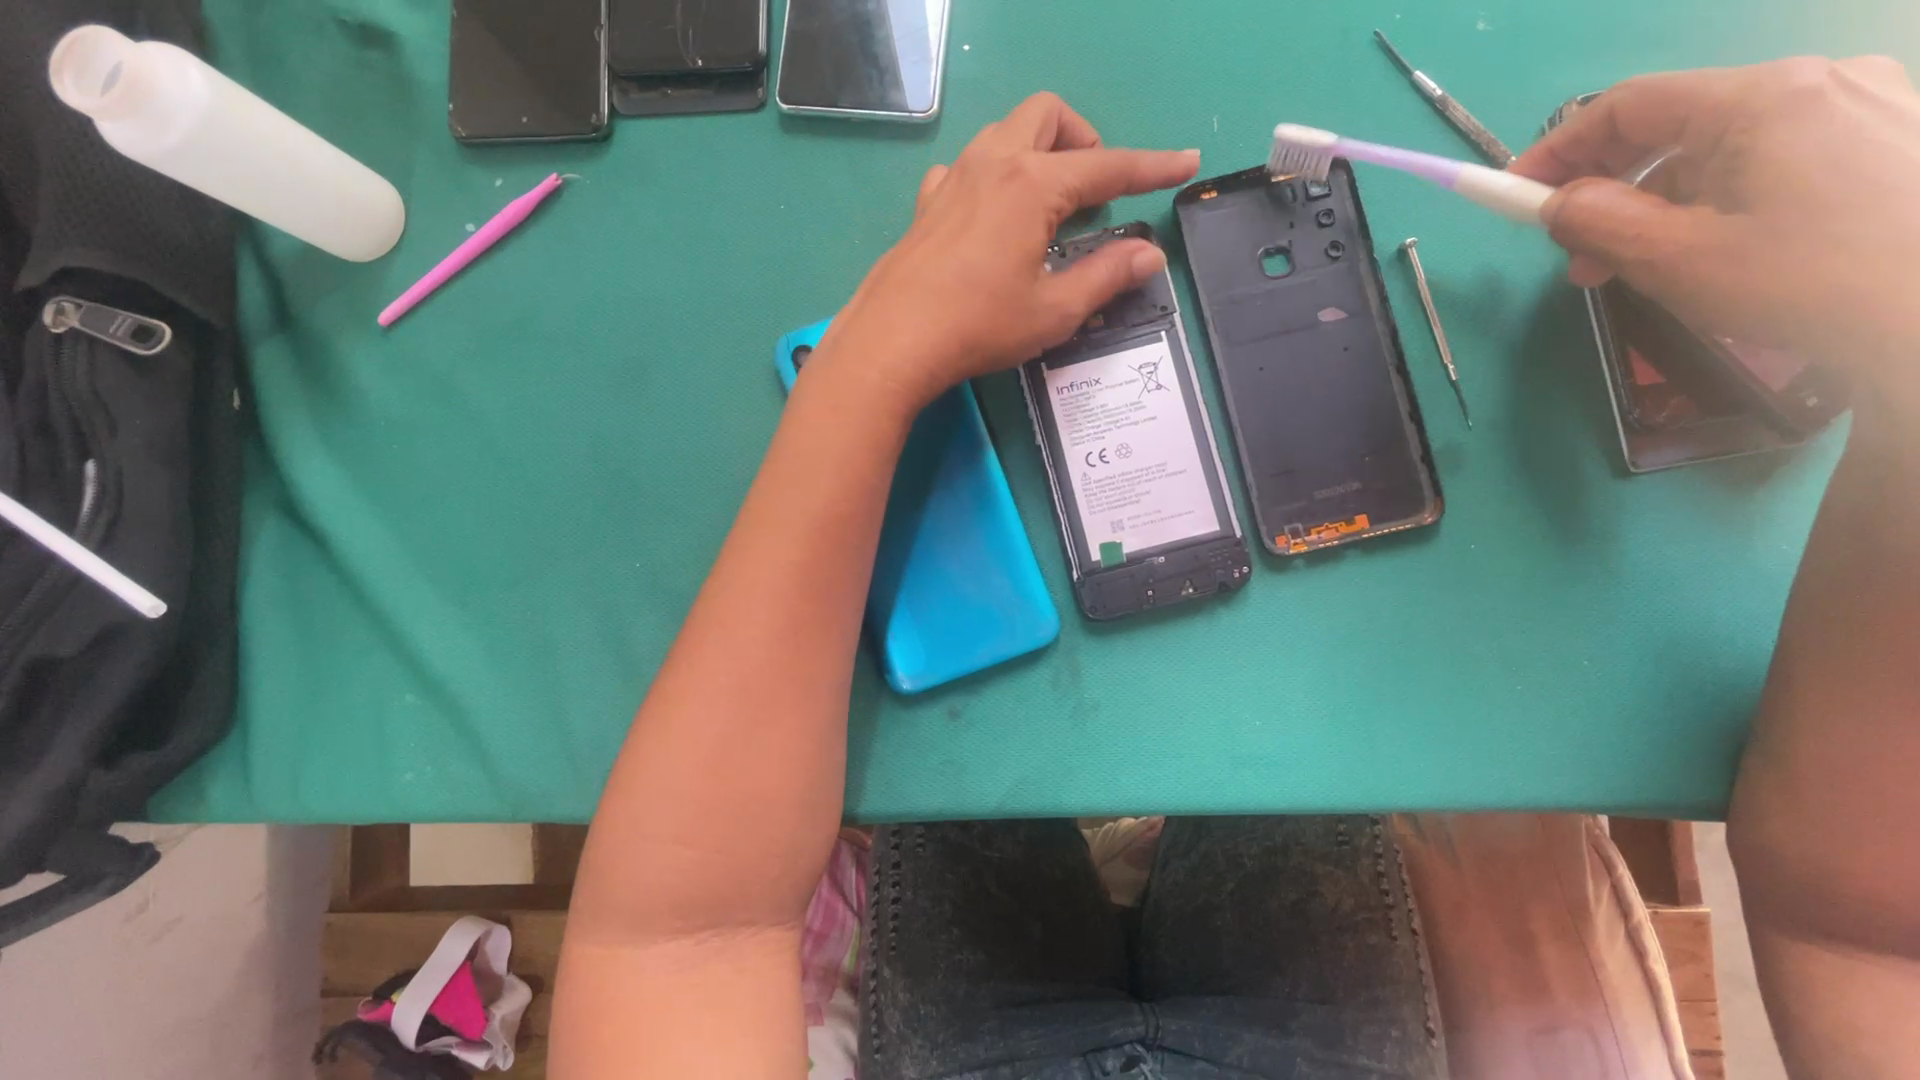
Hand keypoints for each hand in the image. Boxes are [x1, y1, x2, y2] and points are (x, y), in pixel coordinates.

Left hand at [816, 93, 1200, 409]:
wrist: (894, 341)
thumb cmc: (979, 327)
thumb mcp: (1054, 310)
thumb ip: (1106, 276)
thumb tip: (1148, 254)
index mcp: (1032, 185)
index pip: (1107, 166)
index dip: (1151, 166)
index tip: (1185, 161)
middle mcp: (993, 164)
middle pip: (1047, 115)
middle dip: (1083, 138)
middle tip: (1097, 184)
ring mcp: (954, 179)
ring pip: (1004, 132)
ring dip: (1038, 149)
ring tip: (1051, 200)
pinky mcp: (928, 203)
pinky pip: (968, 166)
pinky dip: (993, 175)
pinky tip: (994, 215)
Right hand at [1512, 58, 1919, 401]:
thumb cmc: (1808, 284)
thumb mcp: (1676, 259)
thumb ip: (1598, 221)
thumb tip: (1556, 203)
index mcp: (1761, 99)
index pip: (1627, 104)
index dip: (1556, 149)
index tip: (1514, 196)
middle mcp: (1816, 83)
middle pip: (1674, 124)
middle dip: (1607, 186)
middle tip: (1572, 254)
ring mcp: (1864, 107)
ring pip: (1721, 149)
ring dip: (1660, 203)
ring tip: (1637, 267)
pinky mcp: (1889, 142)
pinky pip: (1771, 160)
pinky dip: (1716, 200)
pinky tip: (1710, 250)